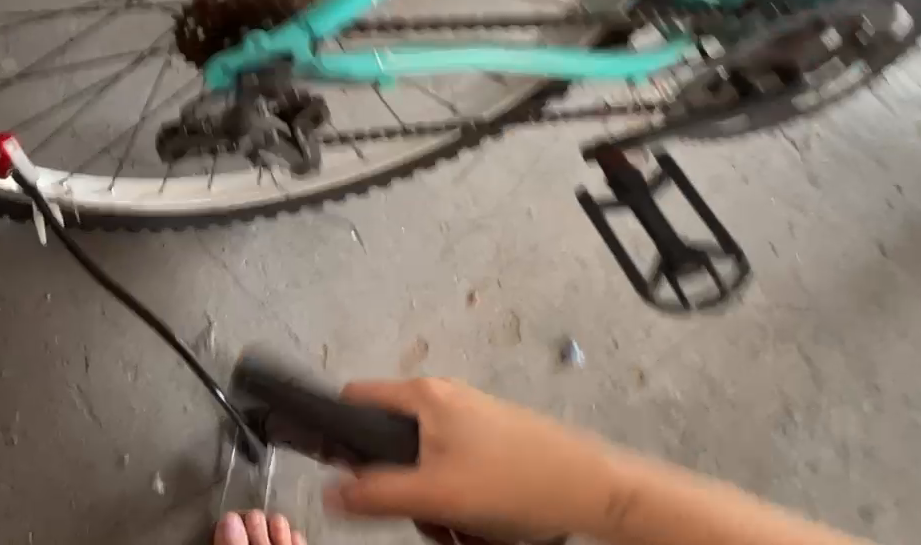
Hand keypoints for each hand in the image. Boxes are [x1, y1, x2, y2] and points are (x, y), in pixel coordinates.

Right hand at [325, 378, 622, 542]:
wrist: (590, 488)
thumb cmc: (511, 479)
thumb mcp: (436, 494)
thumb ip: (377, 493)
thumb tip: (329, 493)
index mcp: (421, 393)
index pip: (356, 397)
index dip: (343, 432)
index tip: (347, 472)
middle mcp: (441, 396)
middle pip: (392, 439)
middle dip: (402, 485)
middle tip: (426, 516)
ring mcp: (469, 416)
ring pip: (425, 460)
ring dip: (434, 499)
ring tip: (463, 526)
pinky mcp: (493, 437)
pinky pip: (454, 466)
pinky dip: (459, 496)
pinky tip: (484, 522)